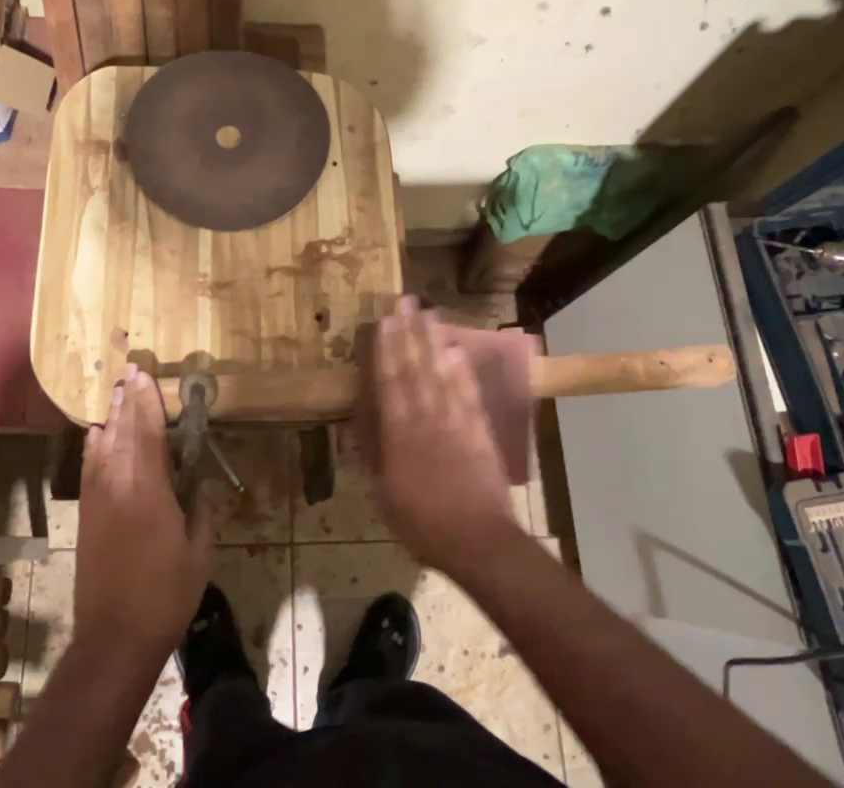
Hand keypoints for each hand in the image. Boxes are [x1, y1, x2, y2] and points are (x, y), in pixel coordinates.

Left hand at [74, 363, 212, 663]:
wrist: (114, 635)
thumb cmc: (167, 594)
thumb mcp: (199, 550)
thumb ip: (198, 508)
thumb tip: (196, 481)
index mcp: (150, 490)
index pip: (148, 432)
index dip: (148, 401)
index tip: (146, 375)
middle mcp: (118, 485)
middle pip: (123, 431)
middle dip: (128, 400)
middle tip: (131, 371)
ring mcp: (97, 499)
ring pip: (102, 446)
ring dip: (111, 417)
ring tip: (117, 392)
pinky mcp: (86, 515)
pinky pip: (90, 467)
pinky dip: (95, 446)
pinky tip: (97, 435)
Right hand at [365, 296, 523, 575]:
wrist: (478, 540)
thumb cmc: (423, 524)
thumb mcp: (385, 494)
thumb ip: (375, 454)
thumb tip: (364, 420)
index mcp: (399, 435)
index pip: (390, 383)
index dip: (386, 350)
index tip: (383, 321)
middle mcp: (427, 419)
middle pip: (416, 369)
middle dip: (409, 333)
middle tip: (406, 301)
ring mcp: (456, 422)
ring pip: (442, 373)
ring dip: (434, 342)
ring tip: (429, 314)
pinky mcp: (479, 431)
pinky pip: (469, 393)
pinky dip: (462, 370)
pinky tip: (456, 350)